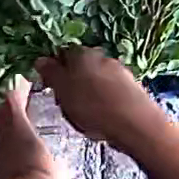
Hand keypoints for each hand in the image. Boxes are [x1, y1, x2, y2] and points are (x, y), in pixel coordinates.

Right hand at [35, 47, 168, 149]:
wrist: (137, 125)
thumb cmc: (92, 106)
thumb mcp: (61, 90)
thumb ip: (50, 73)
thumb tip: (41, 60)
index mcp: (81, 53)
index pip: (61, 53)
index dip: (53, 69)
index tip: (50, 86)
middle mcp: (101, 56)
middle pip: (79, 66)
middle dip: (71, 81)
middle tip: (65, 102)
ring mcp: (120, 71)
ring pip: (95, 78)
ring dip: (87, 91)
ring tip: (84, 113)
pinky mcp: (133, 87)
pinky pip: (110, 91)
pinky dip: (103, 100)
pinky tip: (102, 116)